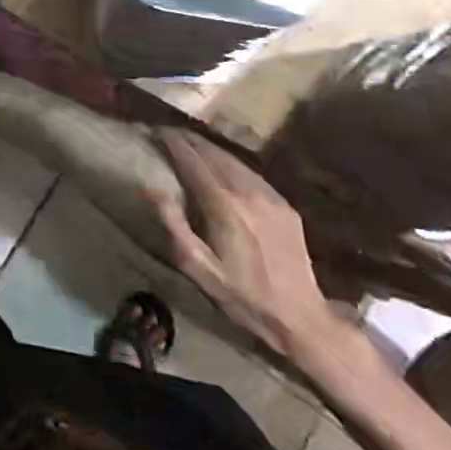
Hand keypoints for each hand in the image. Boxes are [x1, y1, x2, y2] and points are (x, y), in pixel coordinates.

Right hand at [149, 129, 331, 354]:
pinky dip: (231, 162)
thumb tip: (151, 188)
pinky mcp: (284, 204)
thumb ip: (174, 225)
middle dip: (189, 139)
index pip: (192, 160)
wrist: (300, 317)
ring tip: (191, 143)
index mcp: (223, 205)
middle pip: (213, 153)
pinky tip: (223, 165)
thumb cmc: (242, 296)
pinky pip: (251, 173)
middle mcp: (247, 191)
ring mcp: (270, 196)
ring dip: (209, 147)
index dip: (173, 143)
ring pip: (234, 159)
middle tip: (169, 133)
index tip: (156, 132)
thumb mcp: (199, 268)